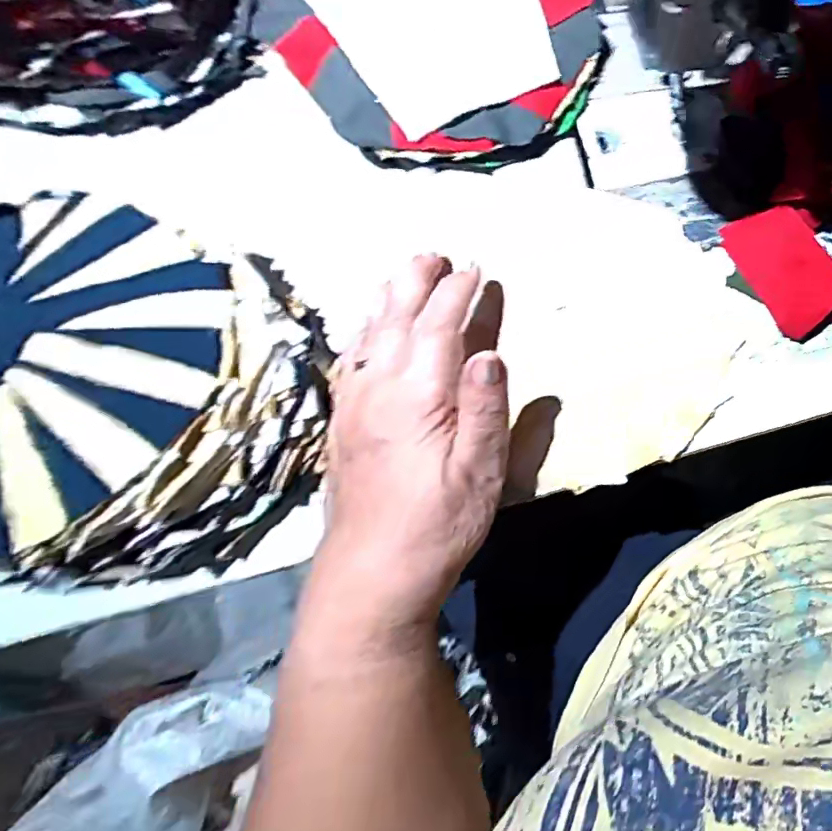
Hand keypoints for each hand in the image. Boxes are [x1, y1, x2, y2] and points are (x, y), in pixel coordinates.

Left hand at [307, 255, 509, 652]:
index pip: (439, 329)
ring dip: (388, 301)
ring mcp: (352, 406)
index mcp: (416, 395)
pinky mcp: (341, 425)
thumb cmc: (436, 526)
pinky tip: (364, 333)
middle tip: (435, 255)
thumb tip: (490, 351)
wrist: (369, 575)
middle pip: (398, 321)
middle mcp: (378, 389)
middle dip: (418, 284)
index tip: (475, 271)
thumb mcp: (479, 473)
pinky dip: (362, 335)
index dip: (458, 296)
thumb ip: (485, 409)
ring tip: (399, 276)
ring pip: (369, 337)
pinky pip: (350, 363)